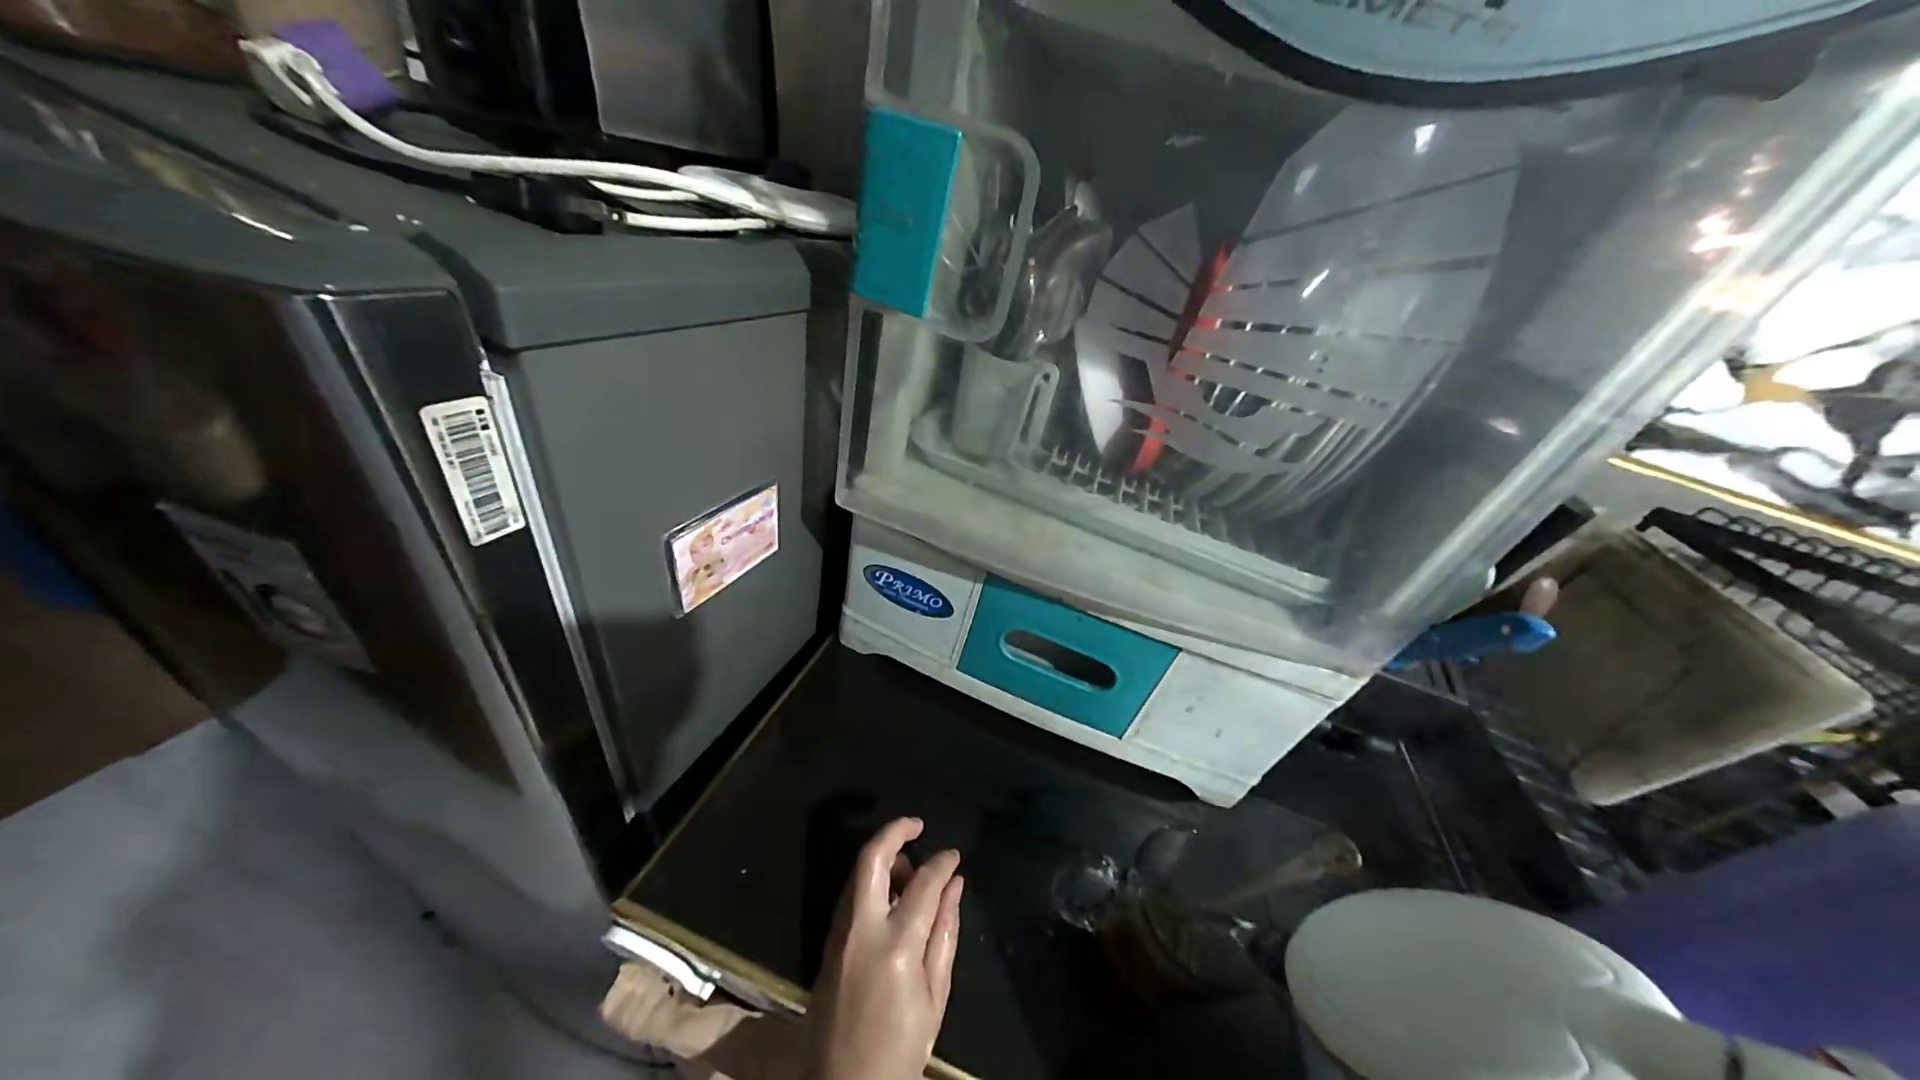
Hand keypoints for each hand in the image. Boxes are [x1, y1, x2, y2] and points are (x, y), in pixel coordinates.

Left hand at [803, 817, 962, 1079]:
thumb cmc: (900, 1049)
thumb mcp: (935, 997)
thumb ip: (944, 934)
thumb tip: (954, 885)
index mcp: (897, 945)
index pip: (923, 883)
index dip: (941, 863)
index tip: (954, 855)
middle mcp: (862, 929)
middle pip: (871, 860)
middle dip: (894, 832)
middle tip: (917, 824)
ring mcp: (839, 935)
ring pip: (857, 875)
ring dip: (882, 858)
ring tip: (909, 869)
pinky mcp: (828, 945)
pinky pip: (851, 897)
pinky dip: (871, 882)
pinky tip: (891, 896)